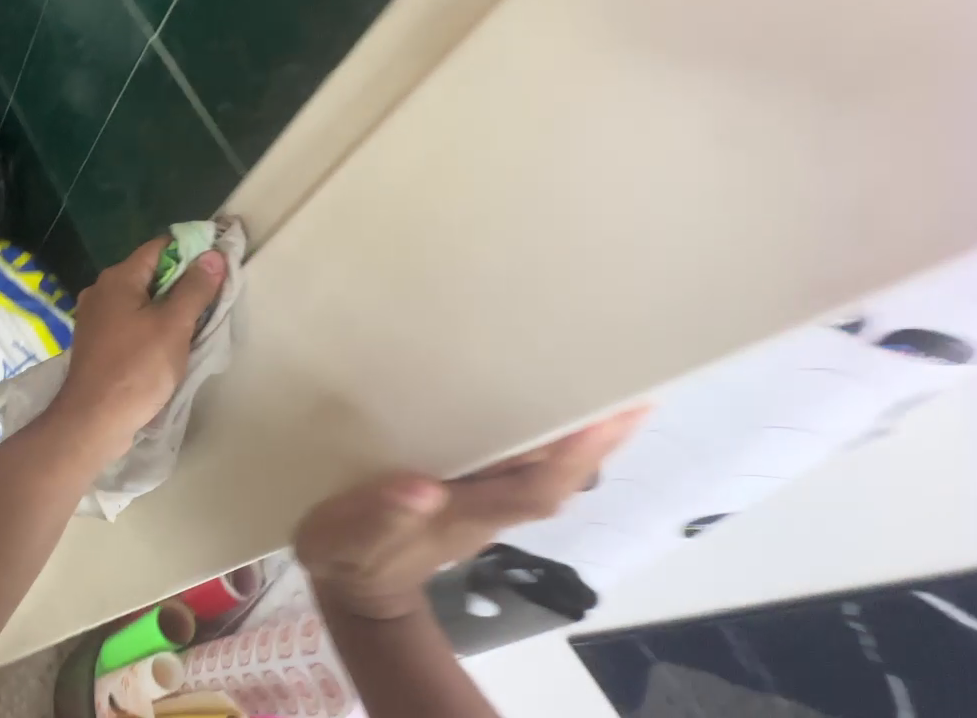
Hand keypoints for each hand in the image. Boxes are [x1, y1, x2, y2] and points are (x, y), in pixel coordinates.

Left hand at [45, 236, 225, 458]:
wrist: (93, 419)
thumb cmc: (136, 368)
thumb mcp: (173, 326)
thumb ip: (194, 288)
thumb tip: (212, 255)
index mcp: (118, 278)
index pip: (160, 247)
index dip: (191, 250)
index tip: (219, 262)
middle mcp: (101, 290)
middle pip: (150, 273)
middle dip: (182, 281)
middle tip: (214, 297)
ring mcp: (95, 316)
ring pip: (140, 299)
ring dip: (168, 306)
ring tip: (196, 322)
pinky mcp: (96, 341)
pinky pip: (130, 320)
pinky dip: (151, 324)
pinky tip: (168, 342)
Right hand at [294, 408, 645, 620]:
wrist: (356, 587)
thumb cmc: (349, 554)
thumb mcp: (348, 536)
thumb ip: (379, 515)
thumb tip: (424, 486)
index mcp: (462, 514)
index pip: (534, 489)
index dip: (574, 456)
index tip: (611, 414)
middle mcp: (484, 507)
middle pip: (555, 479)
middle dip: (593, 440)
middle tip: (628, 389)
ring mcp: (480, 502)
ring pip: (543, 473)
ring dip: (578, 440)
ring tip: (602, 392)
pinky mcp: (469, 493)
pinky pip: (520, 468)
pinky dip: (546, 443)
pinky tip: (543, 412)